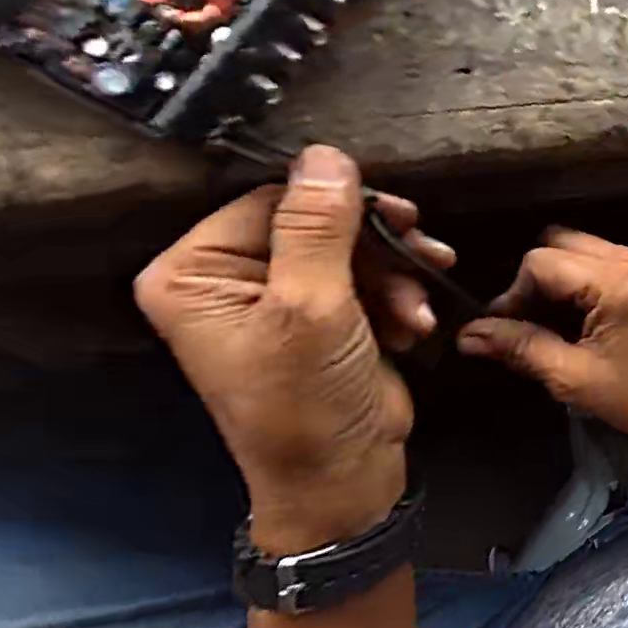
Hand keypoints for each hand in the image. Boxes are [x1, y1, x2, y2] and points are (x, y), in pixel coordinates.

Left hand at [134, 145, 457, 553]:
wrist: (344, 471)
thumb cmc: (308, 396)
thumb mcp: (313, 308)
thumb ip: (318, 230)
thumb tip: (328, 155)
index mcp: (198, 272)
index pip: (270, 204)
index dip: (338, 204)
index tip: (401, 215)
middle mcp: (238, 281)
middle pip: (321, 229)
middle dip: (381, 248)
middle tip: (428, 253)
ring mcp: (289, 303)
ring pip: (357, 258)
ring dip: (399, 279)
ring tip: (421, 310)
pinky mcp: (334, 323)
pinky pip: (374, 288)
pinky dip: (402, 303)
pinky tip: (416, 327)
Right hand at [456, 228, 627, 447]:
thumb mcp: (575, 378)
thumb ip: (521, 348)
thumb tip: (468, 334)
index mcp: (617, 282)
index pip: (540, 262)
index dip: (513, 295)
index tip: (506, 332)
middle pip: (558, 242)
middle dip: (533, 280)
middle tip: (527, 322)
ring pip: (578, 247)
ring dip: (556, 278)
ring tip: (549, 321)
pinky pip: (600, 259)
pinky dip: (579, 279)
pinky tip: (575, 316)